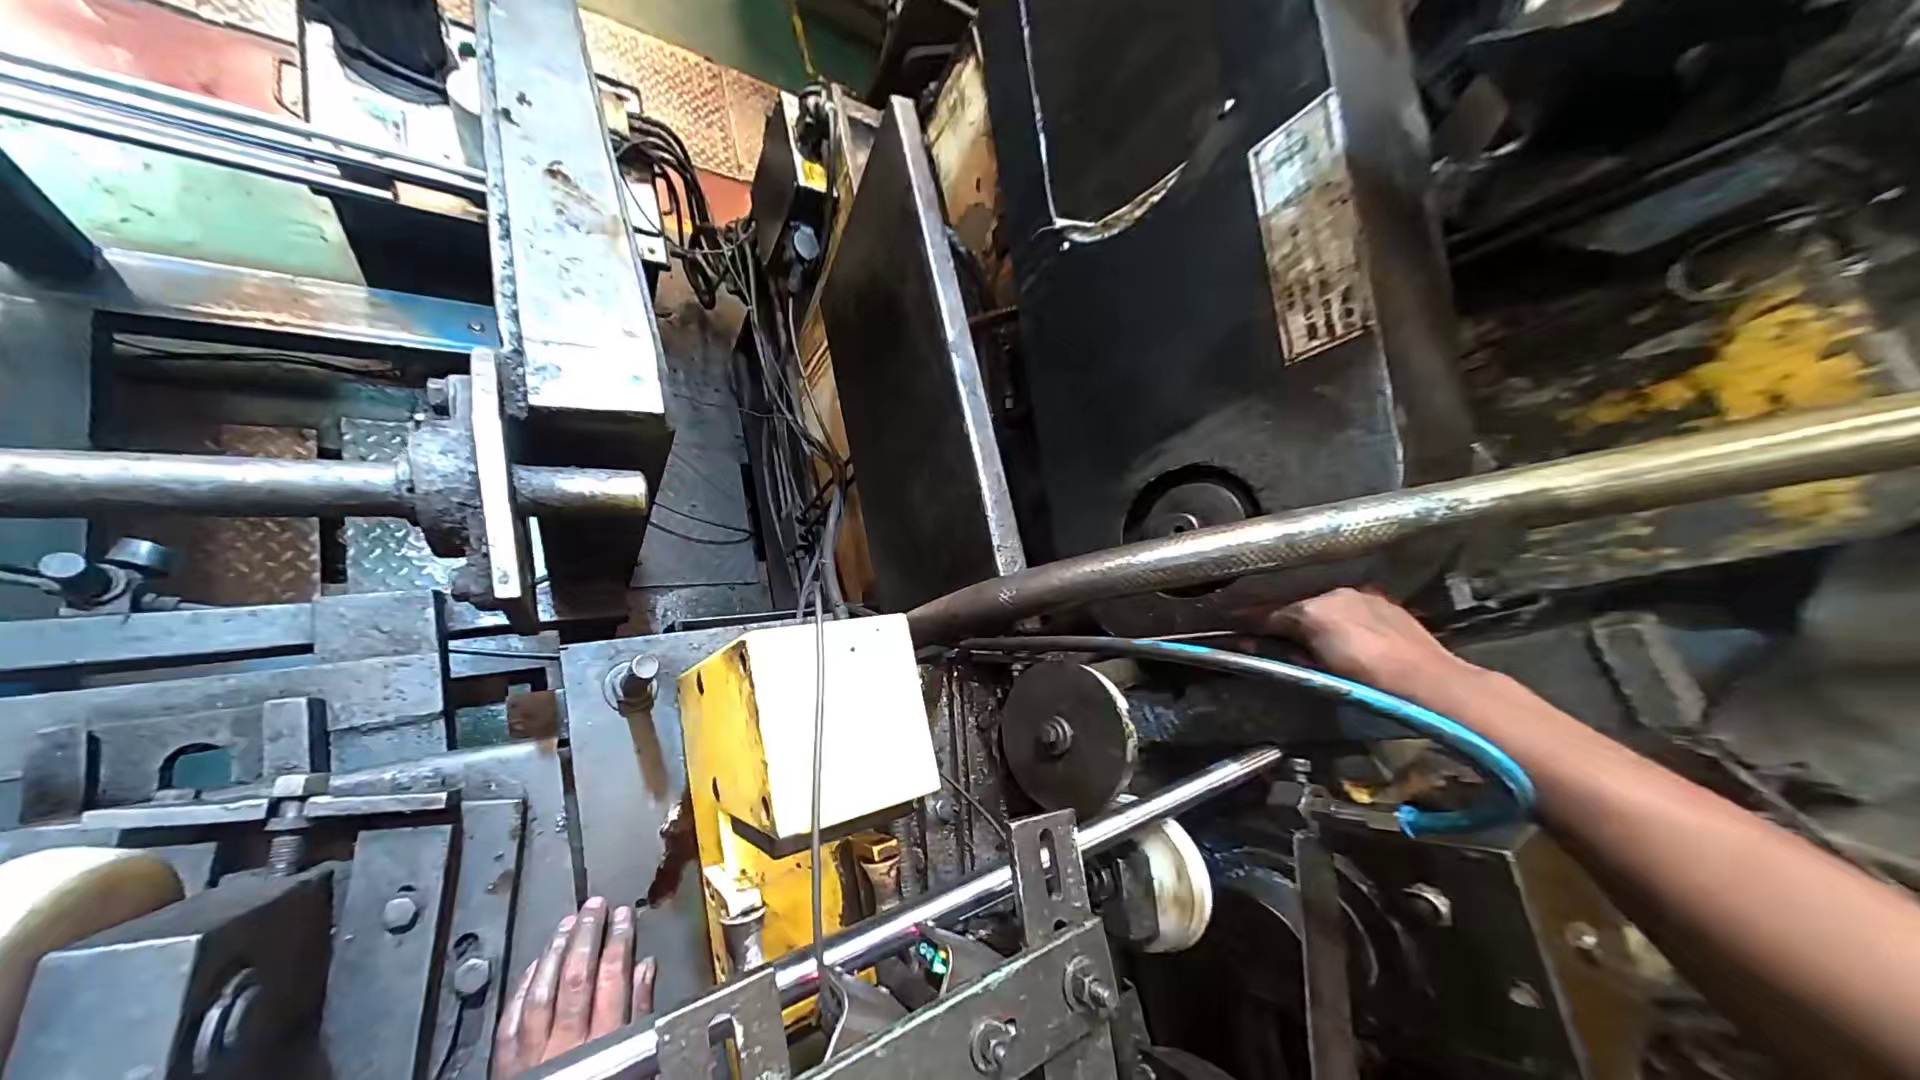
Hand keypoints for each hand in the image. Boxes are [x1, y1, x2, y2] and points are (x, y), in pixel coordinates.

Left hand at [493, 897, 656, 1079]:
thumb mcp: (640, 1061)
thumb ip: (640, 1011)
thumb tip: (646, 966)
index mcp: (604, 1042)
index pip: (612, 978)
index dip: (618, 941)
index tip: (623, 915)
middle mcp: (567, 1047)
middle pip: (576, 979)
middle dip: (587, 936)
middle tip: (594, 907)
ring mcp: (533, 1058)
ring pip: (542, 993)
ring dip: (556, 952)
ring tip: (568, 923)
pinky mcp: (506, 1069)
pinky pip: (511, 1021)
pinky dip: (525, 987)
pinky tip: (536, 963)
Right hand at [1268, 588, 1478, 701]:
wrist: (1429, 683)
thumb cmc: (1366, 679)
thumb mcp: (1315, 667)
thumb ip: (1286, 648)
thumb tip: (1255, 639)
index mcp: (1317, 606)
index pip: (1275, 612)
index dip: (1256, 623)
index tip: (1240, 630)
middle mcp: (1339, 593)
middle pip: (1302, 606)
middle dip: (1289, 621)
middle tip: (1282, 642)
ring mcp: (1367, 598)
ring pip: (1329, 606)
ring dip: (1319, 620)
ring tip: (1319, 642)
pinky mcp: (1390, 606)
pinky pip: (1355, 609)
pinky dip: (1345, 621)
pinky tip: (1352, 640)